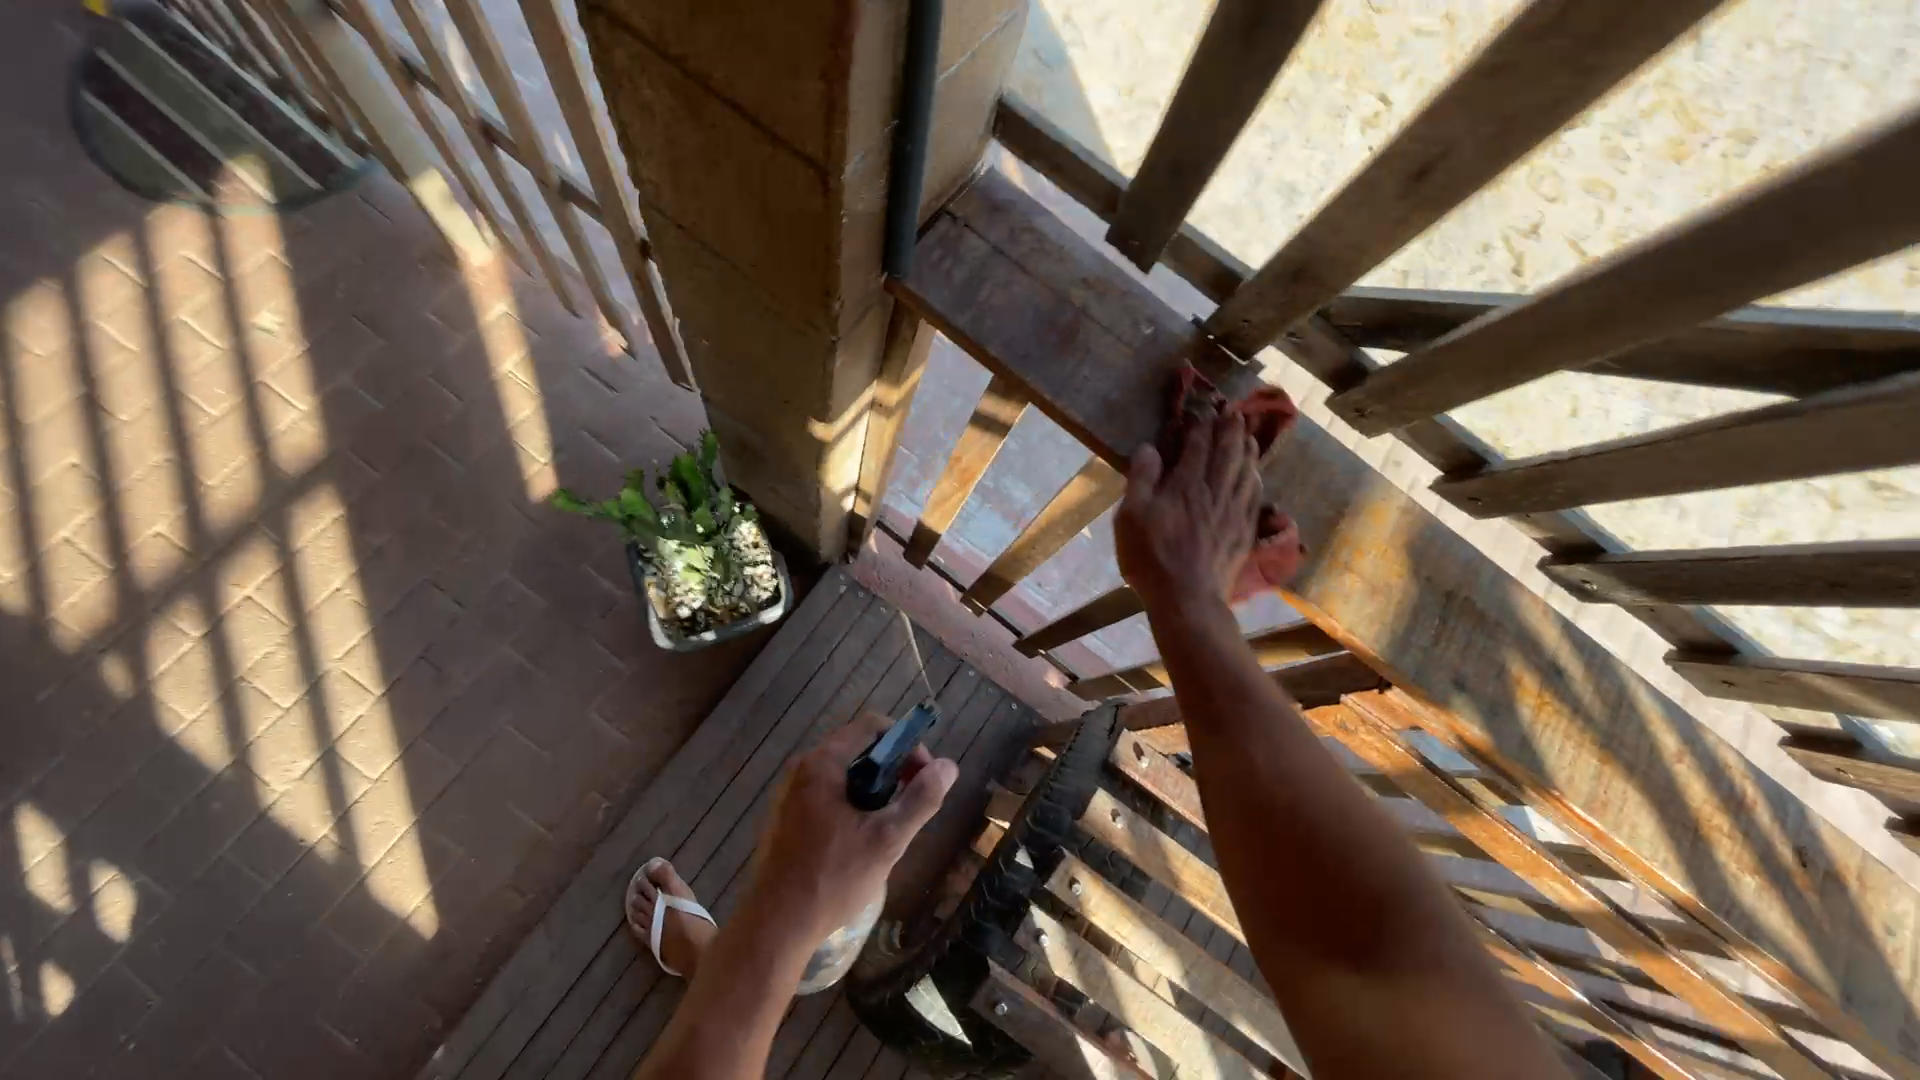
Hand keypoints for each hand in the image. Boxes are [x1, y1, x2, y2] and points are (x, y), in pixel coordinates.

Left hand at [744, 712, 957, 942]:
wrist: (776, 925)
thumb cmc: (833, 878)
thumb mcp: (887, 839)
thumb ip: (921, 799)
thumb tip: (948, 766)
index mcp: (823, 763)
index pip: (873, 726)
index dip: (907, 744)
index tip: (923, 777)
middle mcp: (802, 768)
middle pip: (858, 748)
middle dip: (892, 770)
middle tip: (909, 805)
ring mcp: (790, 792)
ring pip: (843, 774)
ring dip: (872, 790)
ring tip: (887, 827)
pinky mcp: (785, 816)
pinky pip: (827, 794)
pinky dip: (850, 804)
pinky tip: (858, 842)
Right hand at [1115, 411, 1260, 613]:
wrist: (1187, 598)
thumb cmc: (1151, 557)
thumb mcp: (1131, 516)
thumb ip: (1141, 479)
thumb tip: (1151, 448)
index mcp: (1186, 485)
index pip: (1198, 446)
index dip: (1201, 426)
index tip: (1203, 412)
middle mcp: (1215, 492)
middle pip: (1228, 453)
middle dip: (1231, 430)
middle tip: (1234, 413)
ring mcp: (1234, 512)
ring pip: (1246, 471)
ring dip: (1248, 450)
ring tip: (1249, 435)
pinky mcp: (1244, 532)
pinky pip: (1255, 496)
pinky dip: (1256, 478)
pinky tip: (1256, 474)